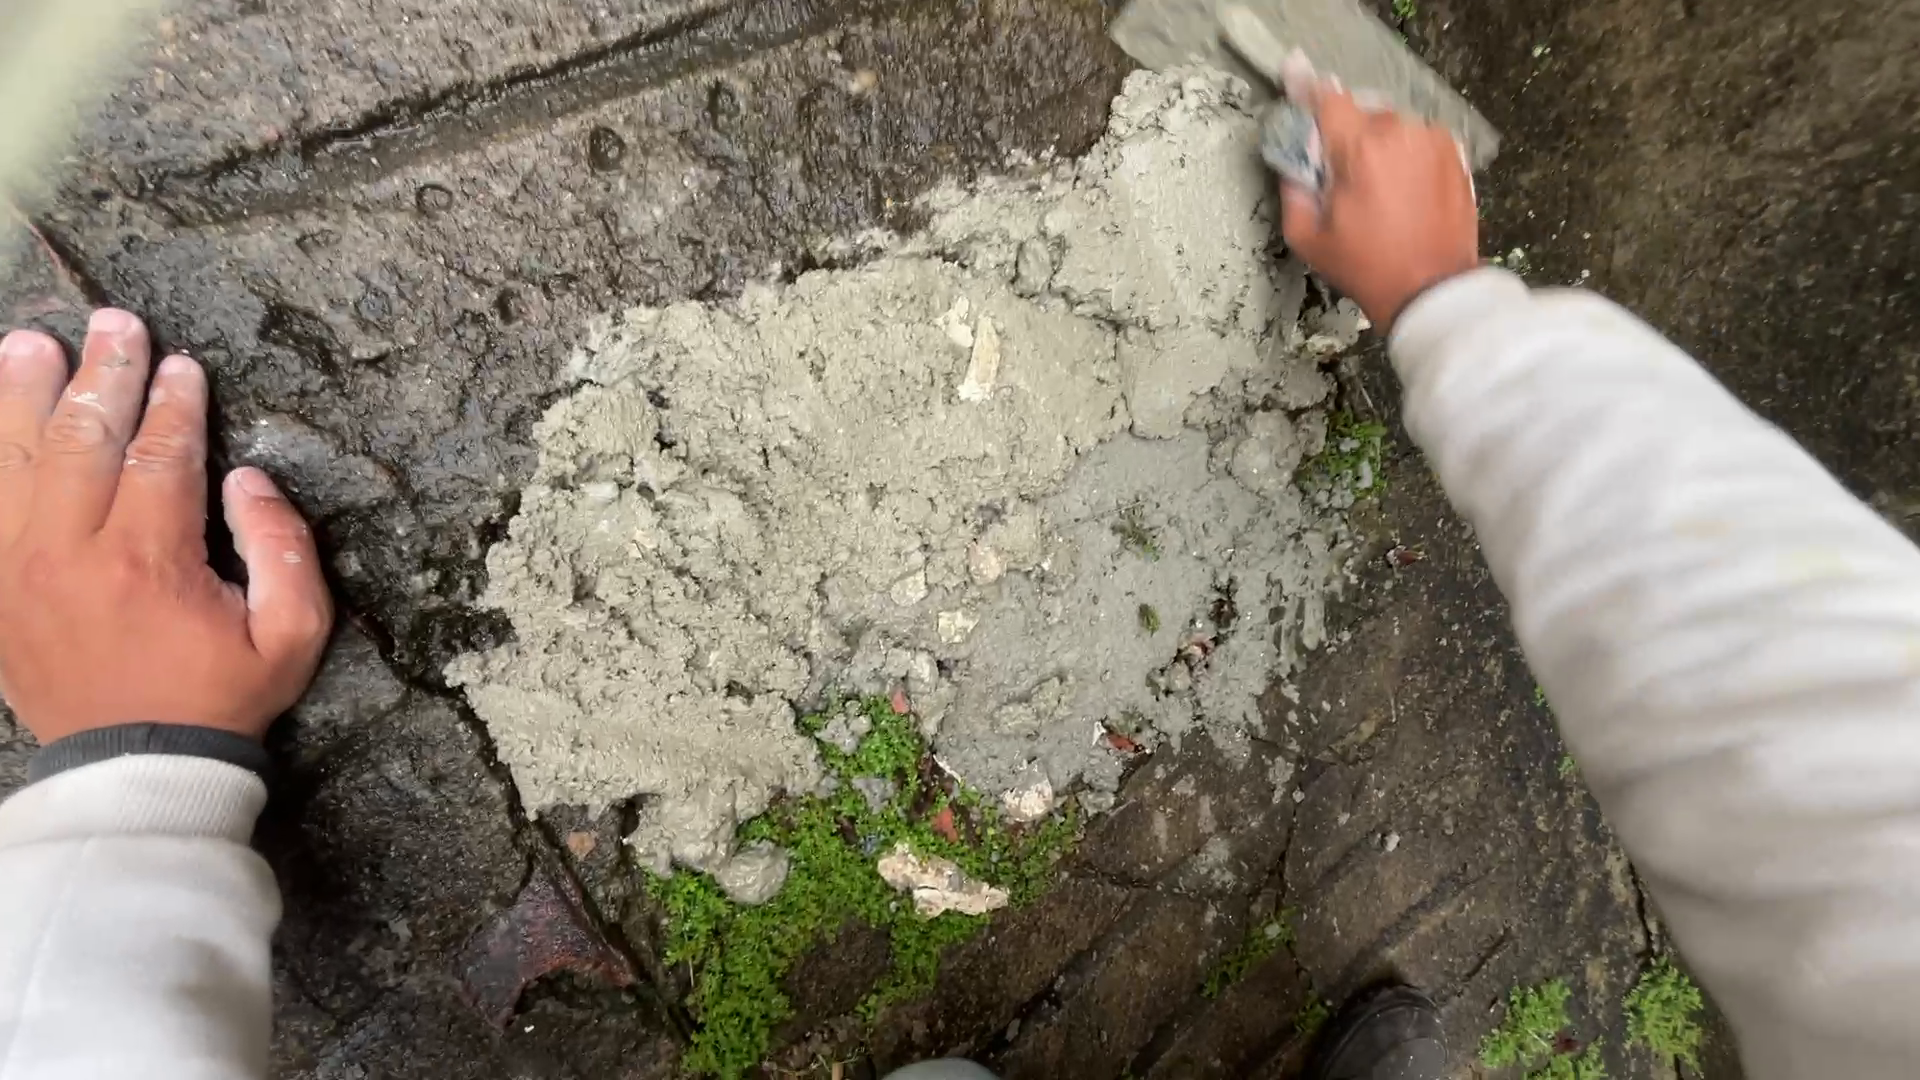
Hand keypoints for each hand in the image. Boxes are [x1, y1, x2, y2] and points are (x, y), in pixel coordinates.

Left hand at [0, 309, 331, 744]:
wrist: (139, 756)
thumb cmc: (230, 687)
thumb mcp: (296, 629)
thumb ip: (282, 550)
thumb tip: (250, 480)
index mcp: (148, 559)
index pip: (160, 459)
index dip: (176, 407)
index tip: (186, 364)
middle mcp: (64, 551)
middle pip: (77, 442)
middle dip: (98, 376)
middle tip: (112, 323)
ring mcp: (8, 566)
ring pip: (5, 460)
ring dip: (15, 395)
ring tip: (25, 341)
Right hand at [1278, 80, 1480, 329]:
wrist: (1430, 287)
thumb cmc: (1364, 266)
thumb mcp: (1307, 238)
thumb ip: (1292, 191)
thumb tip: (1291, 163)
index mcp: (1361, 150)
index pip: (1327, 102)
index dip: (1305, 88)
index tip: (1293, 72)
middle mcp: (1401, 132)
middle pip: (1359, 115)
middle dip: (1343, 139)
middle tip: (1335, 181)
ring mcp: (1432, 139)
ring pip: (1388, 128)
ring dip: (1373, 149)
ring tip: (1370, 195)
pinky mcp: (1454, 152)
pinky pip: (1413, 142)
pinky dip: (1399, 159)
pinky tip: (1395, 196)